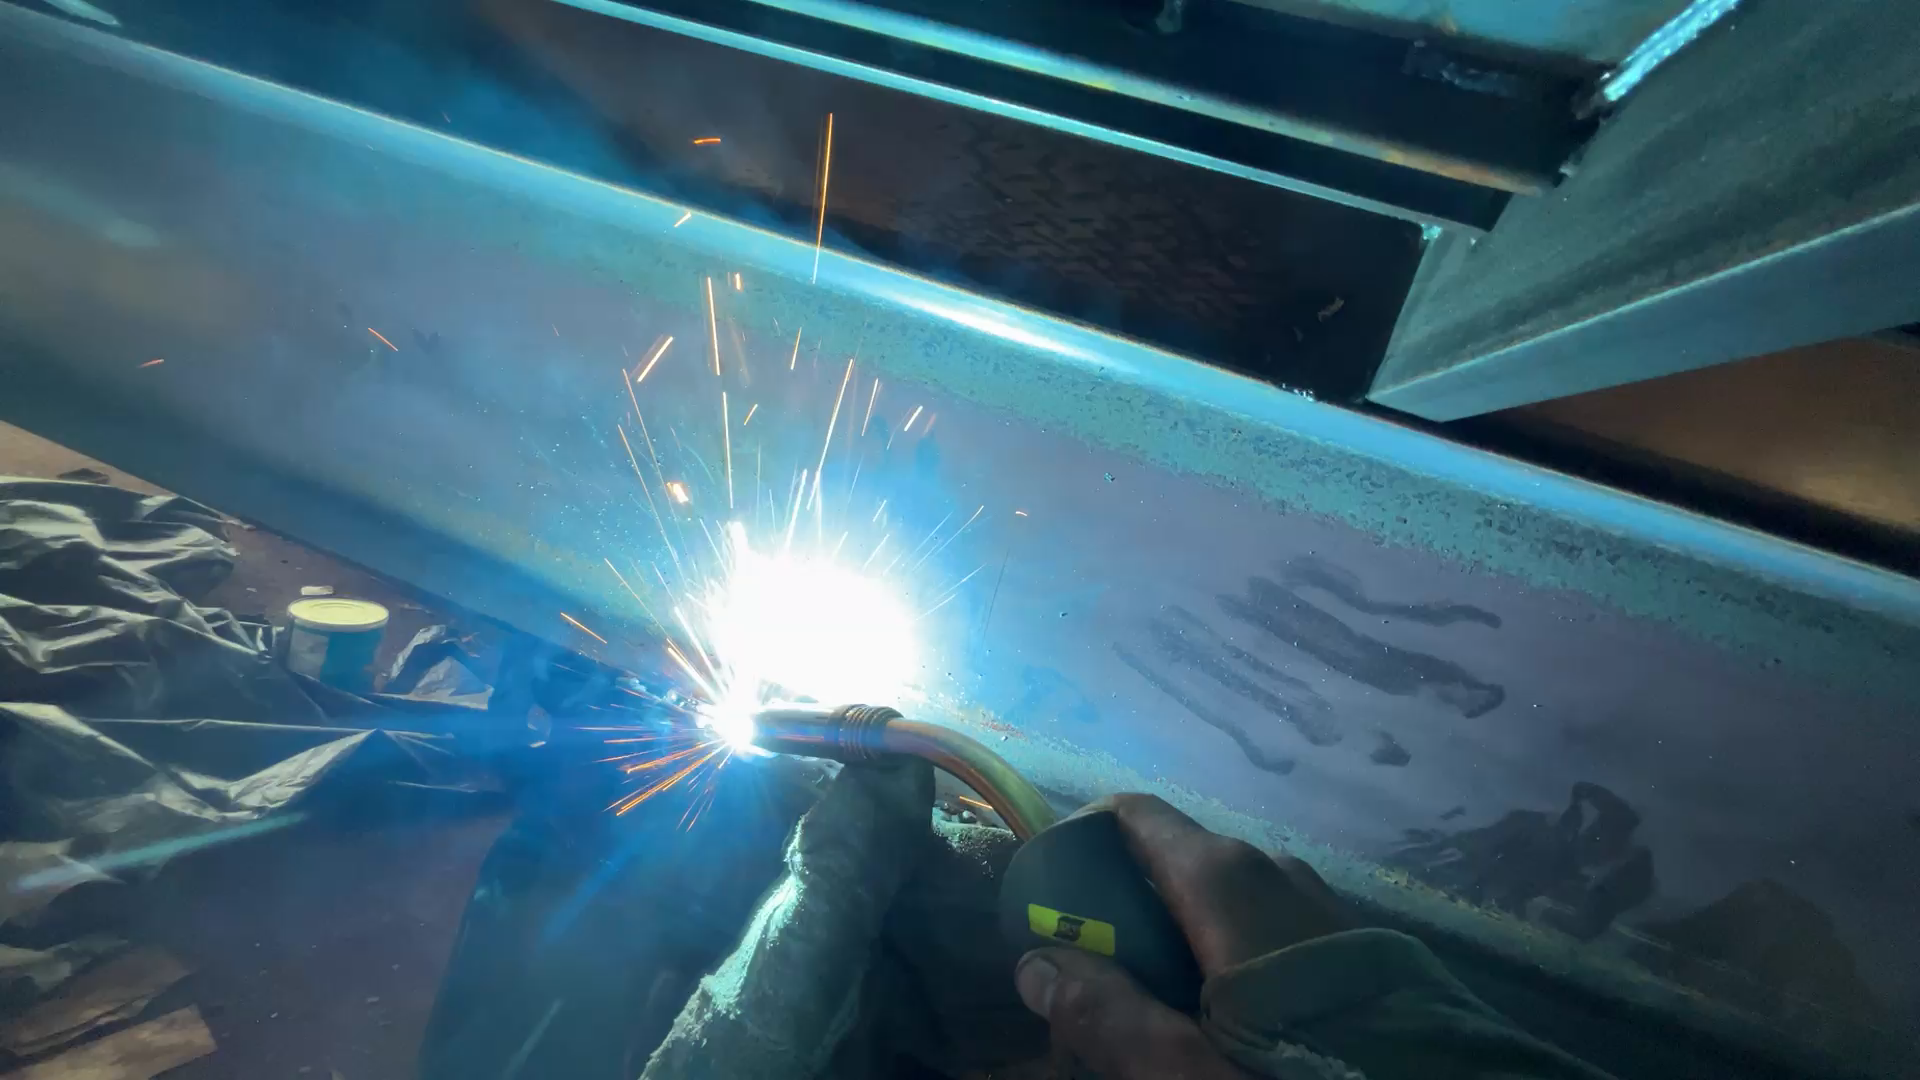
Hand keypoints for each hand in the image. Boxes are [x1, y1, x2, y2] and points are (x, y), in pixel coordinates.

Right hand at [1013, 794, 1351, 1077]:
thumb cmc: (1309, 1078)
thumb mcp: (1192, 1073)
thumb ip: (1106, 1015)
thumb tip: (1034, 966)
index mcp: (1224, 876)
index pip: (1131, 813)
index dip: (1080, 841)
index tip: (1052, 897)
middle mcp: (1269, 868)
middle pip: (1166, 858)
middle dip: (1117, 907)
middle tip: (1093, 972)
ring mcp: (1314, 900)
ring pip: (1214, 895)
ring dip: (1169, 935)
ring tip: (1154, 1005)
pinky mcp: (1347, 940)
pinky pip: (1259, 923)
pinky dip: (1218, 951)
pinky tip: (1225, 1018)